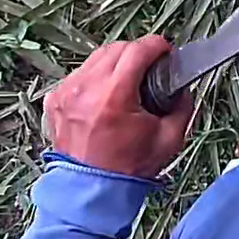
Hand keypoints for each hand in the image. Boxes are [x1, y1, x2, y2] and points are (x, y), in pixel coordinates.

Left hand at [43, 35, 194, 177]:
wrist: (90, 191)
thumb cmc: (127, 168)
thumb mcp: (169, 139)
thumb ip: (182, 107)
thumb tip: (182, 88)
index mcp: (114, 95)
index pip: (138, 50)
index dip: (157, 46)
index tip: (166, 52)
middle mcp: (86, 88)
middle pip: (117, 48)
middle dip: (137, 53)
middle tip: (150, 68)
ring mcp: (67, 92)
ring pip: (96, 58)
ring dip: (116, 63)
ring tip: (128, 81)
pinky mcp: (56, 99)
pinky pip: (80, 74)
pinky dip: (95, 78)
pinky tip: (105, 95)